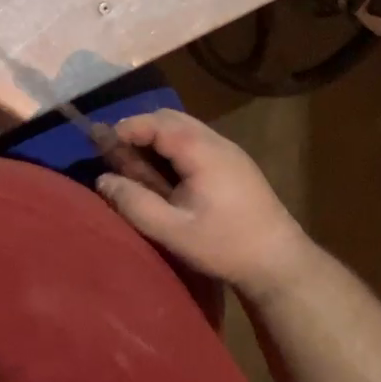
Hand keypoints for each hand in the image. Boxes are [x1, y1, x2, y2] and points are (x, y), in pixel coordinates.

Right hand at [95, 110, 314, 296]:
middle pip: (171, 118)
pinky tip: (162, 173)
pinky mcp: (234, 165)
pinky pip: (195, 140)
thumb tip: (101, 179)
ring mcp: (230, 152)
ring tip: (134, 164)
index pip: (158, 123)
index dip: (126, 129)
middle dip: (138, 129)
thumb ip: (133, 202)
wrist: (280, 263)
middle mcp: (218, 143)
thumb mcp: (170, 230)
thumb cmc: (224, 246)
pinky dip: (171, 146)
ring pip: (183, 127)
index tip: (101, 145)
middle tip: (114, 153)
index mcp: (203, 153)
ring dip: (155, 138)